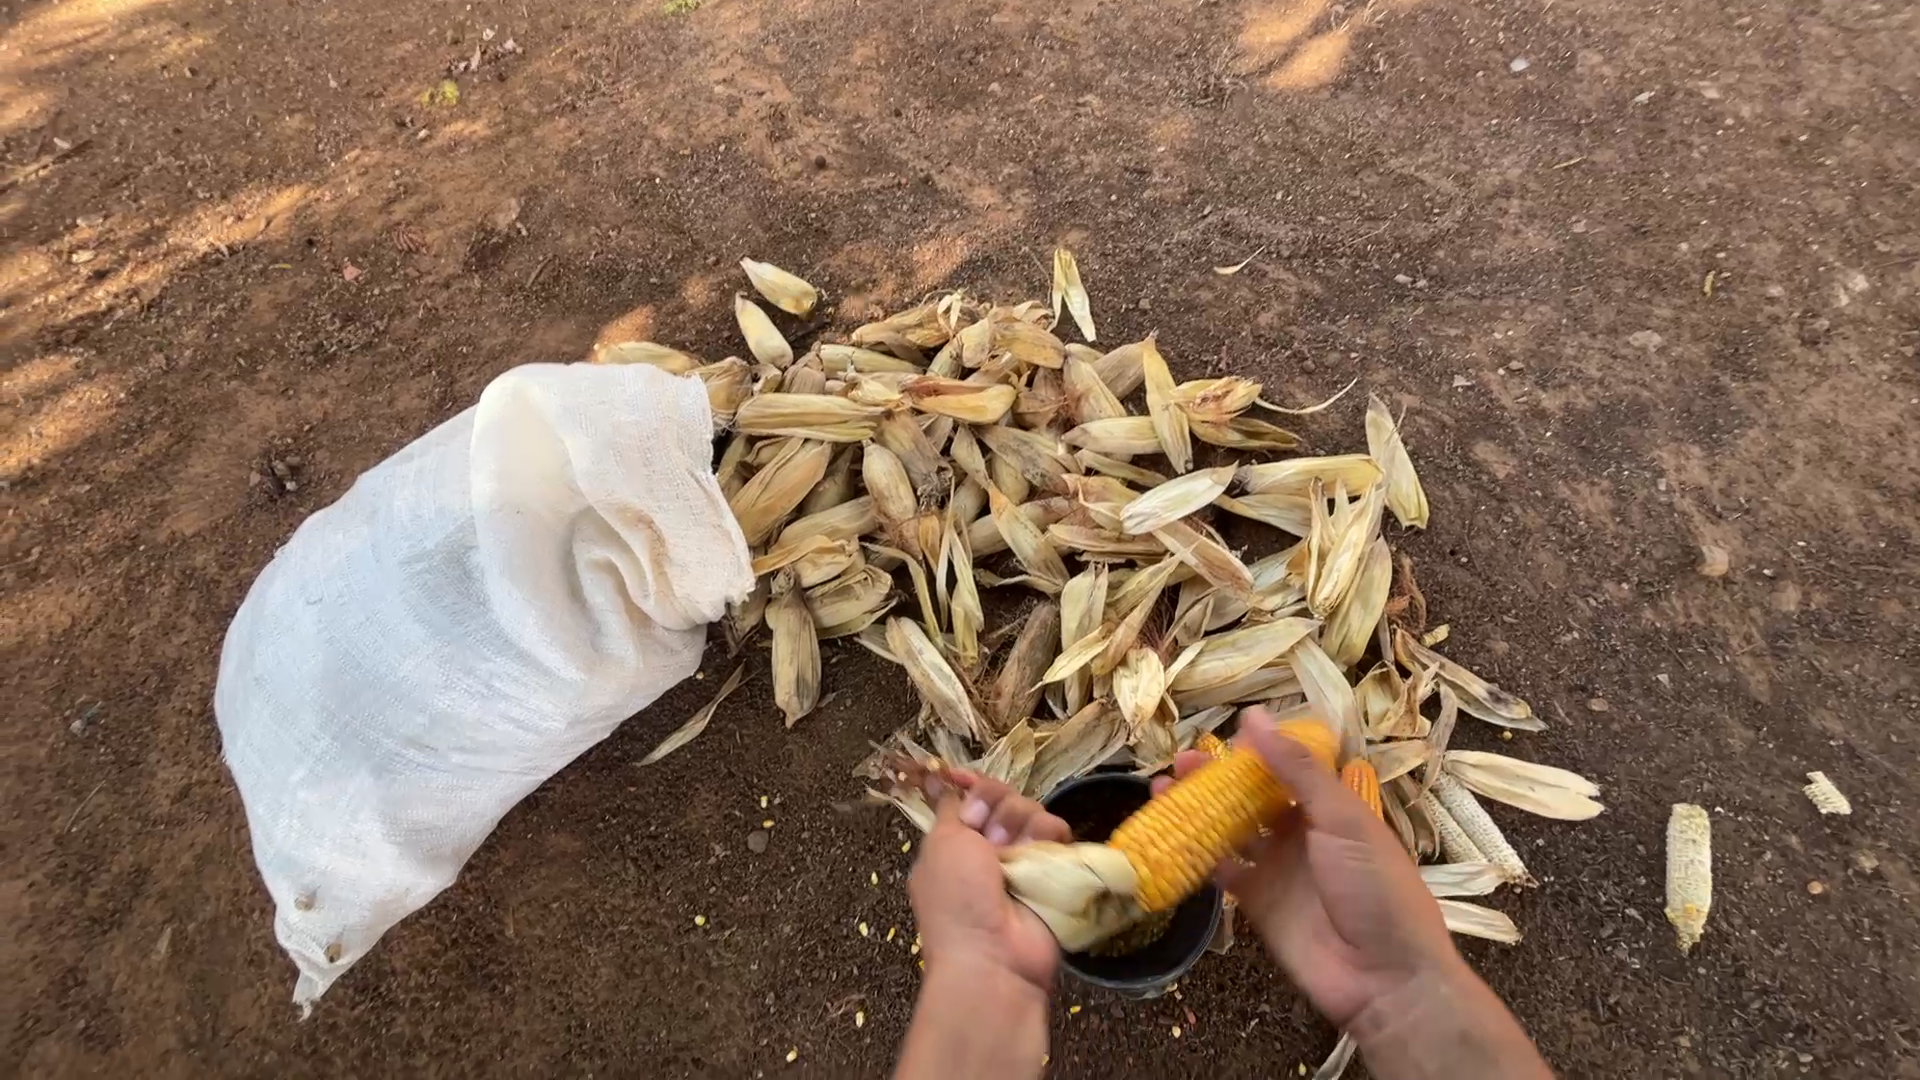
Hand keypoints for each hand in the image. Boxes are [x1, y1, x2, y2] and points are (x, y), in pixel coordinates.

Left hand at [896, 772, 1067, 1079]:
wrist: (992, 958)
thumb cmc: (955, 899)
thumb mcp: (940, 844)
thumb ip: (949, 808)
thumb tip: (943, 779)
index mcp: (955, 839)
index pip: (968, 792)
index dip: (969, 782)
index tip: (963, 777)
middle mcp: (988, 844)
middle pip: (1000, 794)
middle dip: (993, 804)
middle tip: (987, 835)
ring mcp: (1022, 854)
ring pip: (1029, 807)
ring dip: (1018, 821)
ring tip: (1012, 849)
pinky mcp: (1053, 865)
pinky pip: (1056, 828)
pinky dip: (1048, 834)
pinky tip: (1038, 851)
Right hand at [1156, 710, 1456, 1029]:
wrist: (1386, 980)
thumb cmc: (1375, 888)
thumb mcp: (1342, 819)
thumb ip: (1296, 768)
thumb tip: (1255, 716)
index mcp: (1326, 808)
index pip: (1283, 768)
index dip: (1251, 751)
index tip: (1220, 737)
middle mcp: (1297, 832)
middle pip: (1248, 795)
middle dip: (1214, 776)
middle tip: (1182, 760)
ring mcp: (1274, 866)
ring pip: (1227, 827)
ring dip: (1197, 807)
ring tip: (1162, 787)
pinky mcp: (1254, 899)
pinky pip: (1219, 868)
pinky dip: (1195, 851)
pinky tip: (1168, 833)